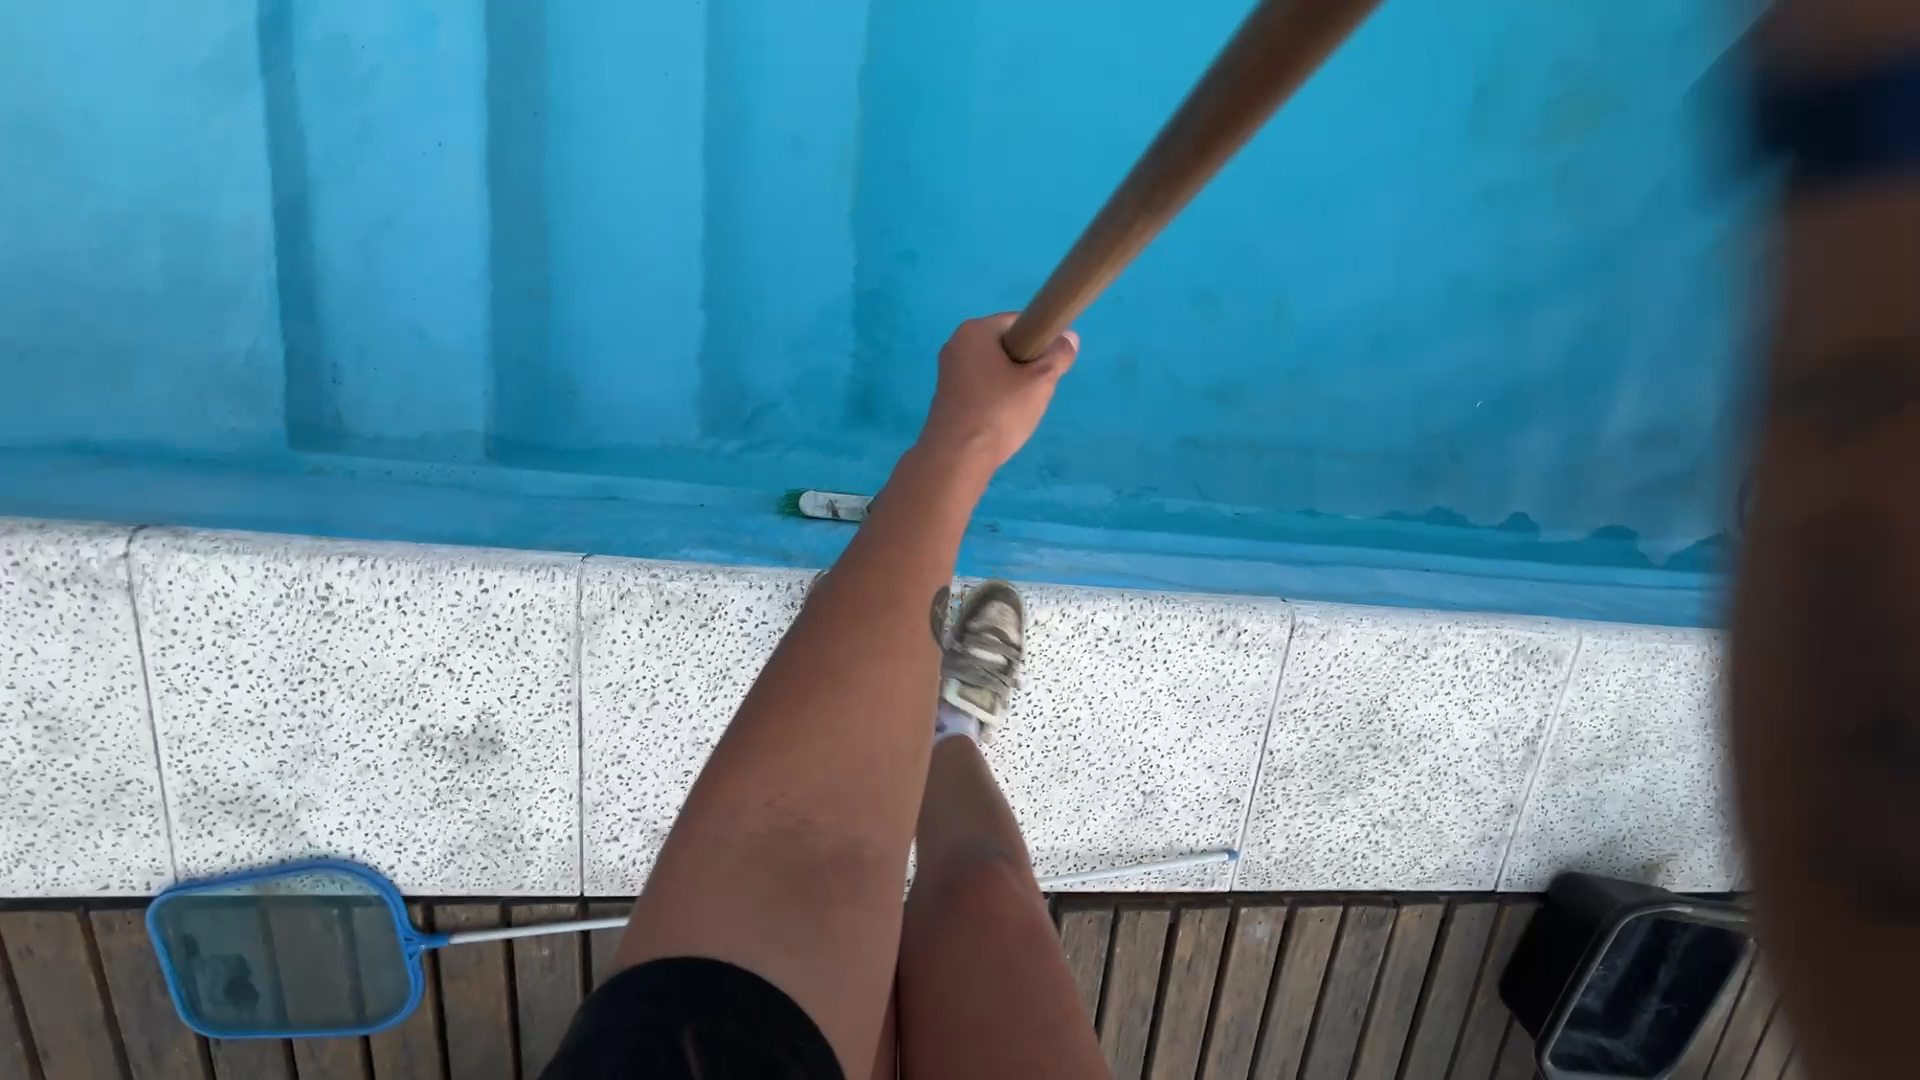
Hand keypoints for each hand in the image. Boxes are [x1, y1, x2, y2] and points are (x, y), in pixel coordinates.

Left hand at [917, 313, 1077, 472]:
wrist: (956, 458)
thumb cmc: (998, 413)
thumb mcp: (1040, 382)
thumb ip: (1058, 355)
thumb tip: (1069, 337)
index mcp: (974, 331)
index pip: (1018, 321)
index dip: (1040, 340)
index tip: (1049, 365)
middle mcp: (956, 344)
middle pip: (1004, 345)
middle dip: (1025, 364)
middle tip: (1036, 390)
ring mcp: (947, 372)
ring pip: (992, 368)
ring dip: (1010, 384)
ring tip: (1019, 408)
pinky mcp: (945, 396)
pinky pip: (979, 387)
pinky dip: (993, 397)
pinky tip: (1000, 419)